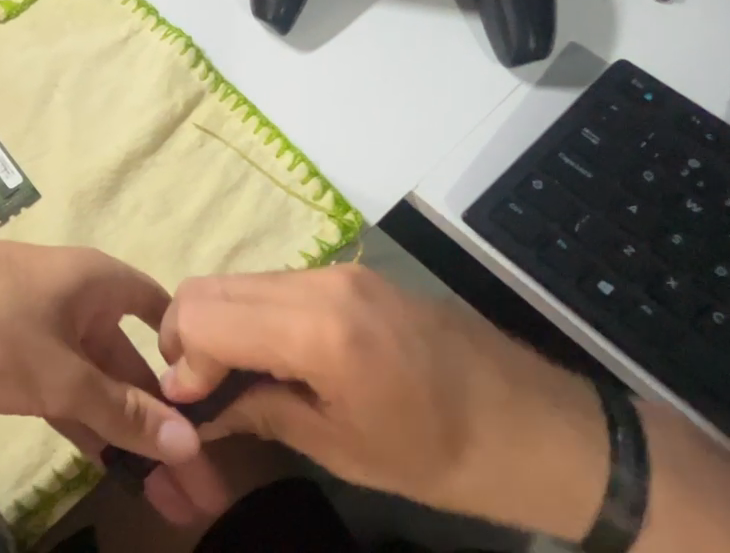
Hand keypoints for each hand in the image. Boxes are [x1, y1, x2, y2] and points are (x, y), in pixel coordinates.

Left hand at [0, 241, 232, 524]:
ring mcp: (35, 318)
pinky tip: (99, 459)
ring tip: (154, 487)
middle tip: (189, 482)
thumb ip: (123, 412)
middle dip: (155, 416)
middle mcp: (72, 294)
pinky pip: (55, 380)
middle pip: (126, 355)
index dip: (190, 356)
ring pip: (89, 374)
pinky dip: (78, 415)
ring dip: (118, 426)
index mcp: (96, 280)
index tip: (217, 410)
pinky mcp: (2, 344)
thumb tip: (189, 444)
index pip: (161, 312)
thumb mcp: (60, 374)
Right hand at [158, 265, 610, 539]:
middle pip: (210, 286)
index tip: (189, 405)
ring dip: (218, 323)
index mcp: (319, 330)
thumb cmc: (445, 458)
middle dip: (187, 334)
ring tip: (231, 375)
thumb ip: (257, 410)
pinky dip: (251, 315)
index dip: (184, 361)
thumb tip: (192, 403)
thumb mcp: (341, 447)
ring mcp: (336, 271)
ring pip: (238, 280)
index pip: (205, 316)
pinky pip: (273, 284)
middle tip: (199, 387)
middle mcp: (319, 282)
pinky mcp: (349, 274)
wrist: (545, 430)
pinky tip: (271, 356)